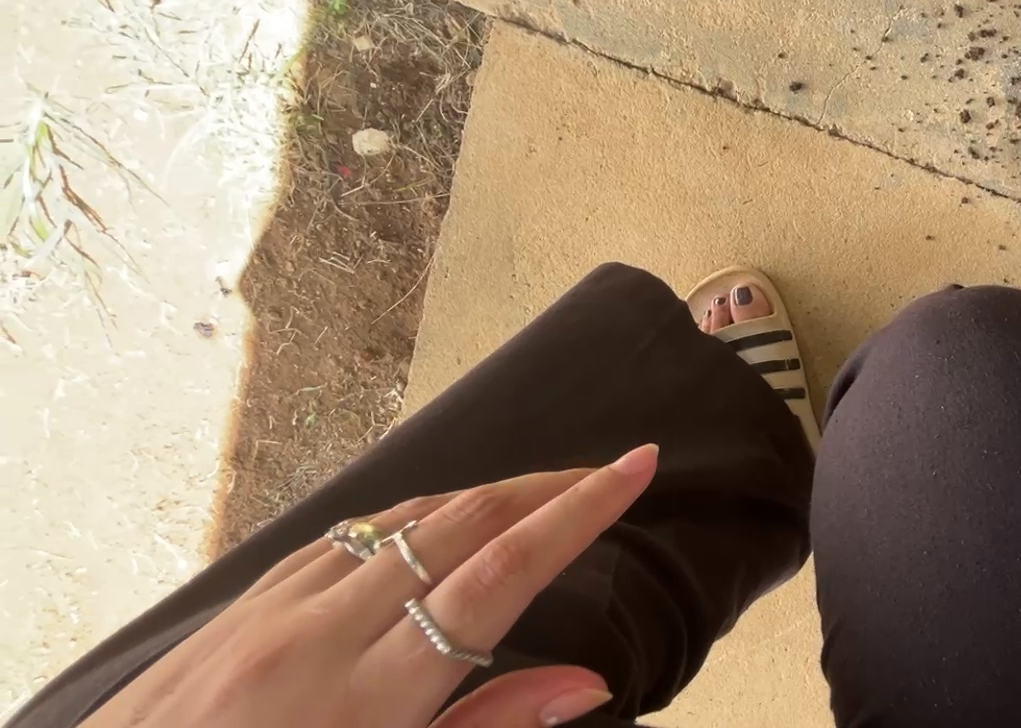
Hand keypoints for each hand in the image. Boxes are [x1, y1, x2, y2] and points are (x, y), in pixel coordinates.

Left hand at [81, 446, 660, 727]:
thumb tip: (591, 682)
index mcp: (359, 704)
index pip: (499, 574)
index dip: (579, 512)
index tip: (638, 464)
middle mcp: (314, 639)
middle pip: (465, 523)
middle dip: (549, 486)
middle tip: (609, 473)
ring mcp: (266, 615)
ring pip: (414, 515)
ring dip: (495, 494)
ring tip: (548, 492)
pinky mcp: (235, 607)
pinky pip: (354, 534)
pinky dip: (424, 515)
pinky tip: (451, 522)